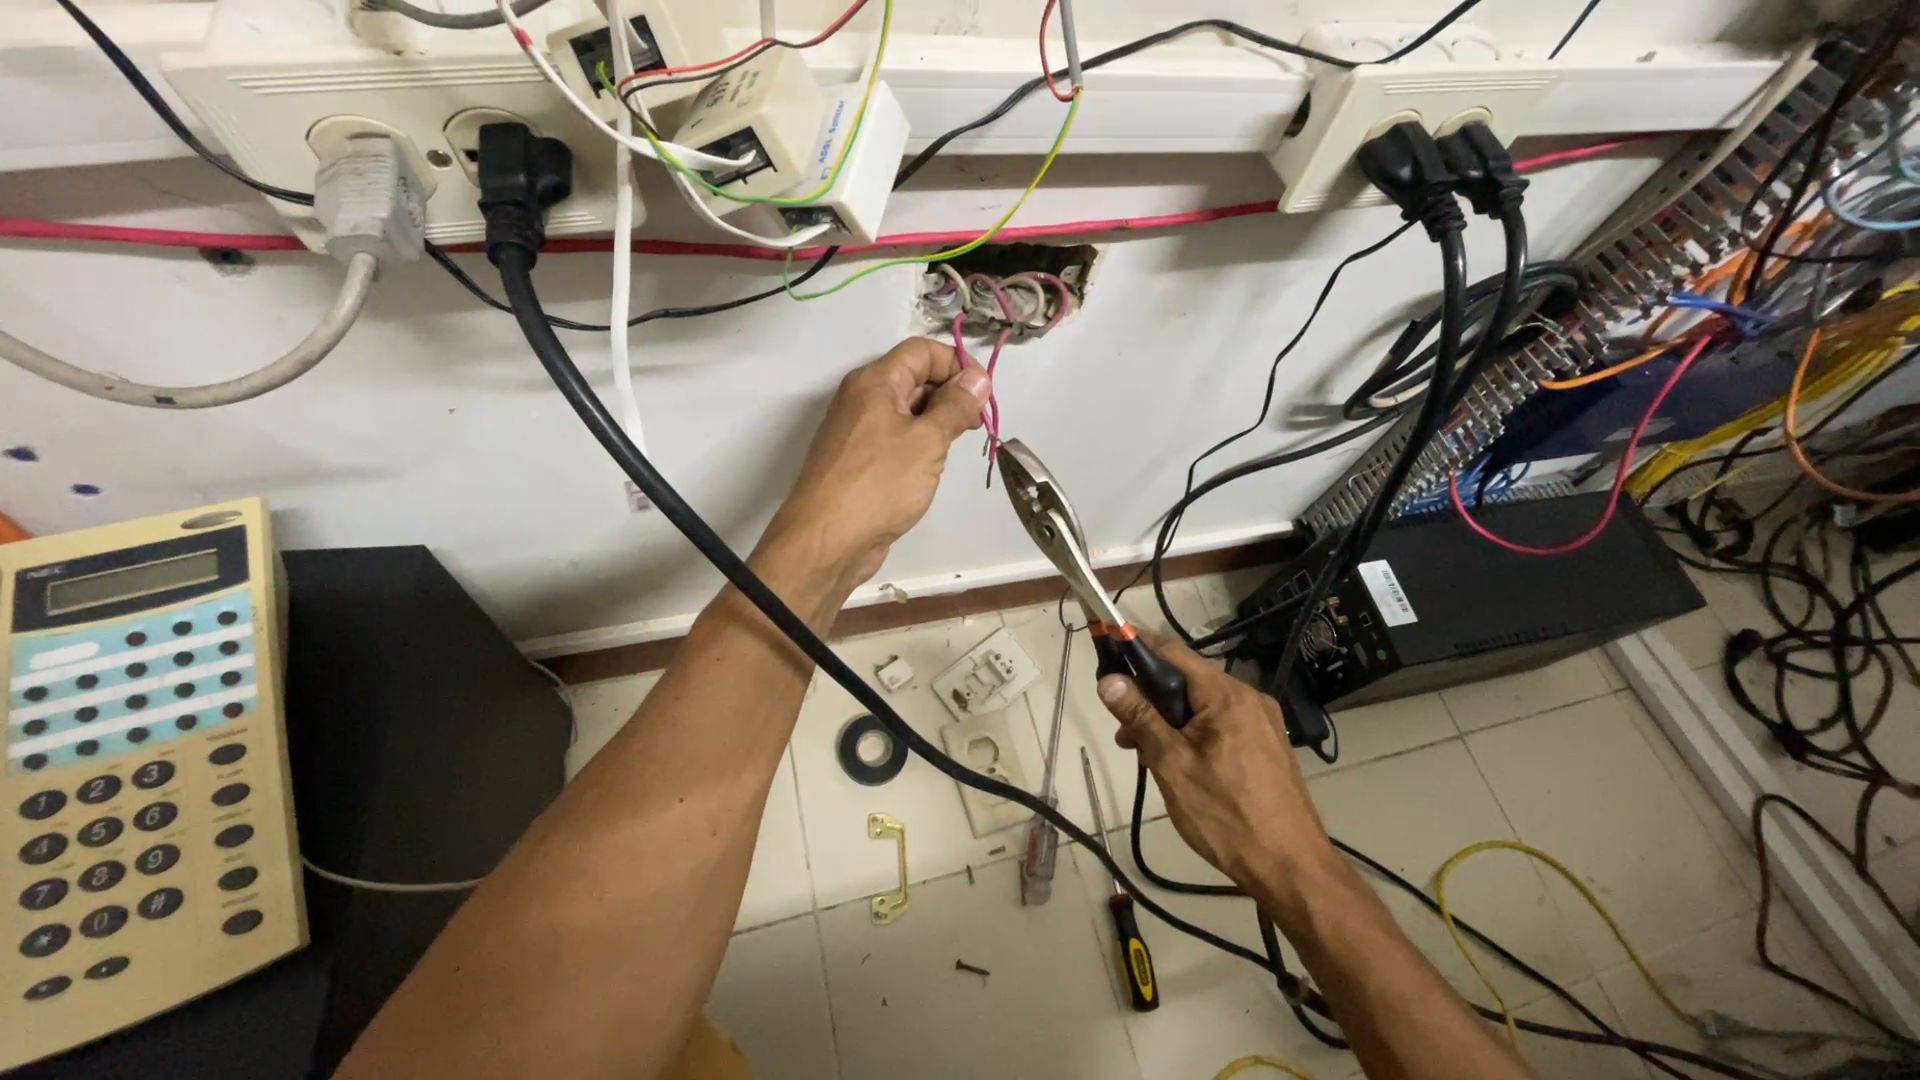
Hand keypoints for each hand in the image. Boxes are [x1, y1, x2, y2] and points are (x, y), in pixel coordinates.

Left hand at [765, 338, 990, 591]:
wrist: (827, 541)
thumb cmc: (879, 484)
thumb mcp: (927, 441)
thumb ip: (955, 407)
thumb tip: (976, 379)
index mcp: (874, 382)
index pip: (921, 351)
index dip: (957, 364)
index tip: (984, 393)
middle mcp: (862, 399)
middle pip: (914, 378)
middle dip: (950, 393)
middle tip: (976, 423)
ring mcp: (858, 432)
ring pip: (906, 411)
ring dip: (937, 421)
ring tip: (957, 445)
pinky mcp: (859, 463)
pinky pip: (895, 439)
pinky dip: (919, 444)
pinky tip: (933, 467)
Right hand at [1098, 632, 1340, 897]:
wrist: (1290, 867)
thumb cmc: (1226, 814)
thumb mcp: (1172, 764)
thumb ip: (1140, 717)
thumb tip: (1109, 680)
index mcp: (1227, 695)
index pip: (1174, 651)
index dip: (1137, 646)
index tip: (1107, 646)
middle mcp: (1249, 699)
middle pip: (1188, 680)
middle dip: (1149, 697)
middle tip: (1121, 728)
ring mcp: (1262, 723)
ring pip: (1202, 706)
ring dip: (1168, 720)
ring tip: (1142, 753)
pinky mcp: (1267, 746)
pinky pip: (1220, 725)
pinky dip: (1192, 733)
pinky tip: (1175, 762)